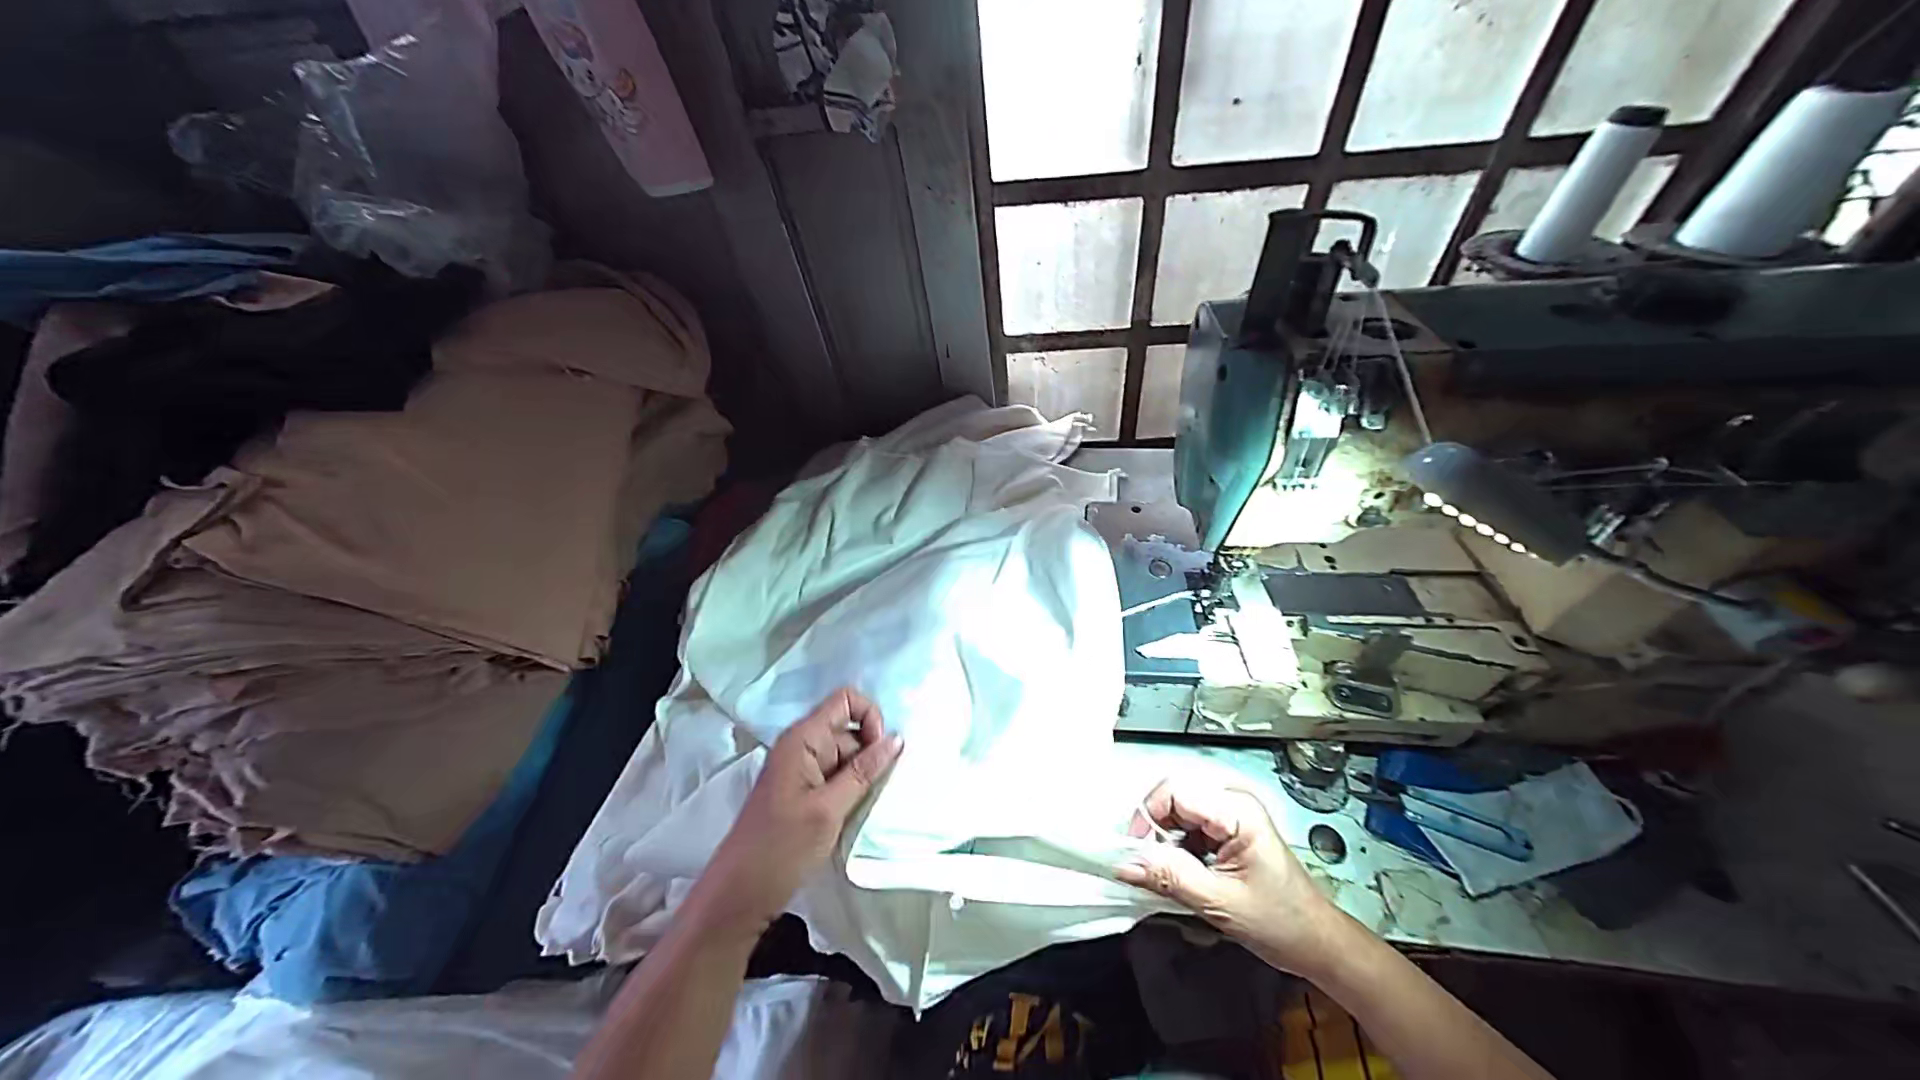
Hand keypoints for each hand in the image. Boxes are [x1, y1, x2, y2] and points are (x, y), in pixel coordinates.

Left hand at [688, 688, 903, 937]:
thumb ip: (864, 770)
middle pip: (850, 730)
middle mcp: (802, 746)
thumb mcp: (829, 809)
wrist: (739, 897)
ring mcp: (802, 770)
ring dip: (863, 776)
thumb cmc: (781, 849)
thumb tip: (897, 738)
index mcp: (802, 739)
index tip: (879, 754)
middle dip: (870, 754)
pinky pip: (837, 778)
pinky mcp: (804, 793)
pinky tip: (854, 815)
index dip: (870, 718)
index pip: (846, 700)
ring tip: (863, 809)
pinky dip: (852, 791)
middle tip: (874, 792)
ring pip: (847, 756)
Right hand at [1117, 778, 1359, 977]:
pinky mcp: (1227, 826)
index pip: (1174, 792)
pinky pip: (1187, 824)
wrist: (1317, 942)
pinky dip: (1176, 846)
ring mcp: (1231, 812)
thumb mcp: (1219, 903)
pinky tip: (1183, 870)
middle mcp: (1234, 801)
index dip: (1147, 817)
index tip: (1136, 850)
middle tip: (1148, 864)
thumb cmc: (1282, 923)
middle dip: (1154, 830)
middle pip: (1173, 797)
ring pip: (1176, 811)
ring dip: (1164, 840)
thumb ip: (1170, 877)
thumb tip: (1126, 863)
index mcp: (1238, 811)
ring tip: (1169, 872)